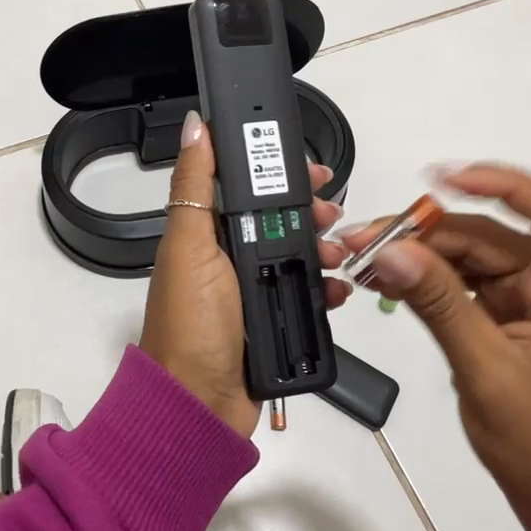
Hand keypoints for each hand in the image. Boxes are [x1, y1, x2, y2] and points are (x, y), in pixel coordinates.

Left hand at [140, 110, 351, 436]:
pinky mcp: (273, 321)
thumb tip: (193, 125)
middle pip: (276, 218)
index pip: (243, 186)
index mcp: (203, 232)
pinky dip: (326, 289)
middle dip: (309, 211)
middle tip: (333, 214)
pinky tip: (340, 289)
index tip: (310, 168)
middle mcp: (226, 256)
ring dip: (323, 249)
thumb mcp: (190, 245)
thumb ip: (194, 184)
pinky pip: (306, 294)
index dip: (275, 171)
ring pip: (296, 254)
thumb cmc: (191, 322)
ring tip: (339, 257)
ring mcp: (251, 289)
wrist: (200, 405)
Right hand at [344, 165, 530, 530]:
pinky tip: (391, 281)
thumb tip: (391, 251)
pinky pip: (469, 290)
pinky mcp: (512, 329)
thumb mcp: (489, 373)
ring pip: (477, 261)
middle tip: (373, 236)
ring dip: (425, 257)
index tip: (443, 179)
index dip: (504, 184)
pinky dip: (431, 284)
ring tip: (369, 259)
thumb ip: (440, 305)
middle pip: (499, 237)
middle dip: (435, 232)